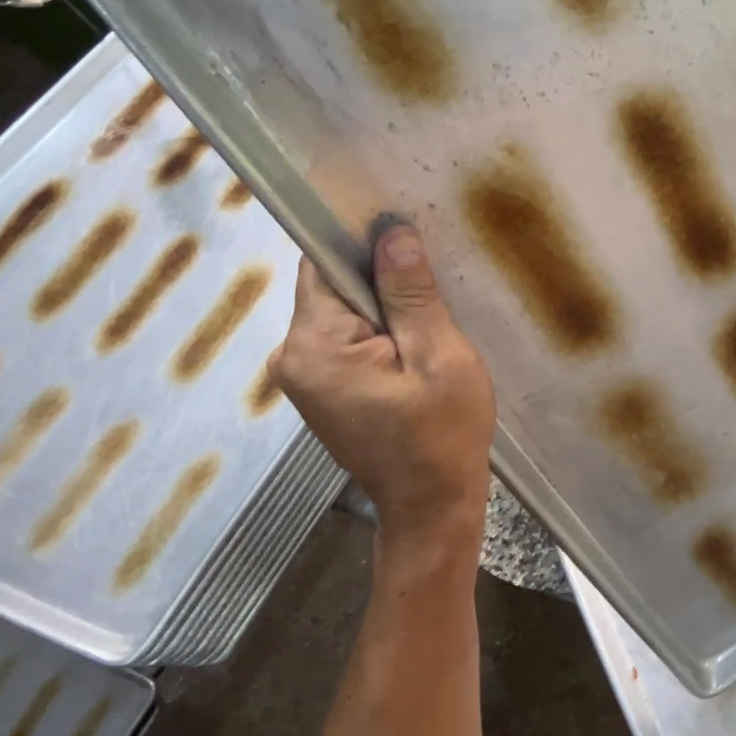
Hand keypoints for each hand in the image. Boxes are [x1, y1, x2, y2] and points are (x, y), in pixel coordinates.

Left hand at [271, 225, 495, 536]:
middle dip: (384, 280)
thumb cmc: (443, 432)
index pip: (324, 265)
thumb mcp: (440, 358)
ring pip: (345, 314)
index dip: (365, 244)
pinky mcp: (323, 390)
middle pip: (334, 288)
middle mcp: (293, 356)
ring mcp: (304, 376)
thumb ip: (412, 296)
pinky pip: (349, 340)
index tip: (409, 233)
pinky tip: (419, 348)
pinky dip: (383, 334)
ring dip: (388, 309)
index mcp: (315, 346)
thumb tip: (392, 234)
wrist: (431, 503)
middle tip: (438, 283)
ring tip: (435, 320)